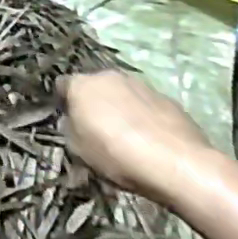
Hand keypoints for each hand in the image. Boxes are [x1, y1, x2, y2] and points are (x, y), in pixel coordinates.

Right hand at [58, 71, 209, 194]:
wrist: (174, 162)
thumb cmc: (116, 155)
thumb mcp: (79, 151)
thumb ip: (71, 130)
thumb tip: (74, 121)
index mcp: (82, 85)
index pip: (63, 85)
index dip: (65, 103)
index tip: (70, 122)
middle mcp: (109, 76)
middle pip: (95, 87)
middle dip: (95, 104)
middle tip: (100, 132)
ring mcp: (140, 84)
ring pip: (122, 94)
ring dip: (121, 110)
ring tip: (129, 139)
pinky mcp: (165, 97)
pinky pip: (146, 105)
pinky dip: (144, 117)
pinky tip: (152, 141)